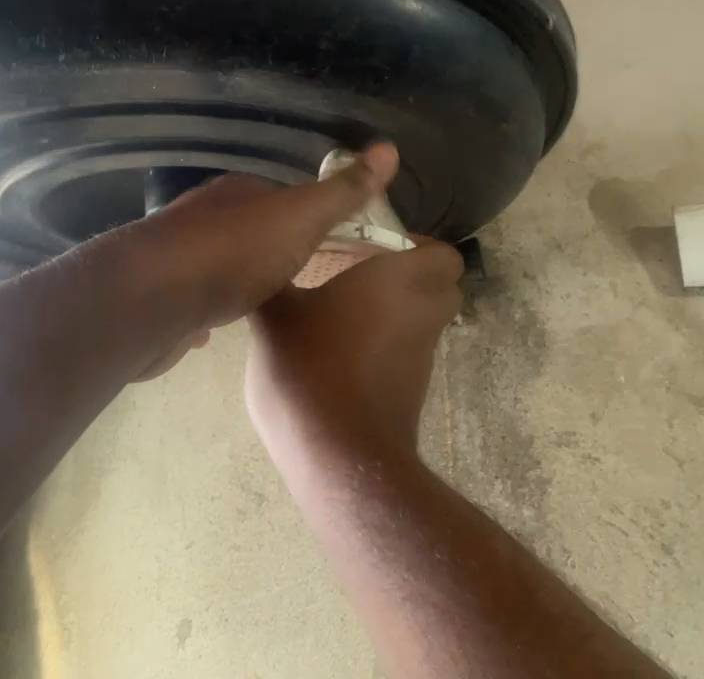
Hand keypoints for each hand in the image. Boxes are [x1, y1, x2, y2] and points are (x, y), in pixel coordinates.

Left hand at [95, 143, 400, 380]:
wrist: (151, 300)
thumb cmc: (234, 253)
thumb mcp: (301, 218)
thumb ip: (342, 192)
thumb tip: (389, 147)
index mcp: (238, 193)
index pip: (284, 197)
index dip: (313, 217)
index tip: (340, 247)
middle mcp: (205, 217)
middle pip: (252, 231)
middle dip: (277, 252)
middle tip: (312, 283)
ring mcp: (180, 258)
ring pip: (222, 265)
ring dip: (242, 280)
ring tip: (273, 306)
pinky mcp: (164, 299)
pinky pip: (196, 302)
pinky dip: (209, 312)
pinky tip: (220, 332)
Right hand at [245, 238, 464, 469]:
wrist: (337, 457)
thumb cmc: (309, 366)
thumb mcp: (274, 318)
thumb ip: (271, 285)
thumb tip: (259, 265)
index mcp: (399, 280)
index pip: (444, 254)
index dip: (420, 247)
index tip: (379, 247)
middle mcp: (421, 315)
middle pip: (442, 289)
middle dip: (414, 279)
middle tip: (366, 275)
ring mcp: (421, 359)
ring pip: (424, 324)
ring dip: (396, 315)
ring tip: (344, 314)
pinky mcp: (411, 395)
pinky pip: (405, 357)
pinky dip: (385, 350)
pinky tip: (340, 355)